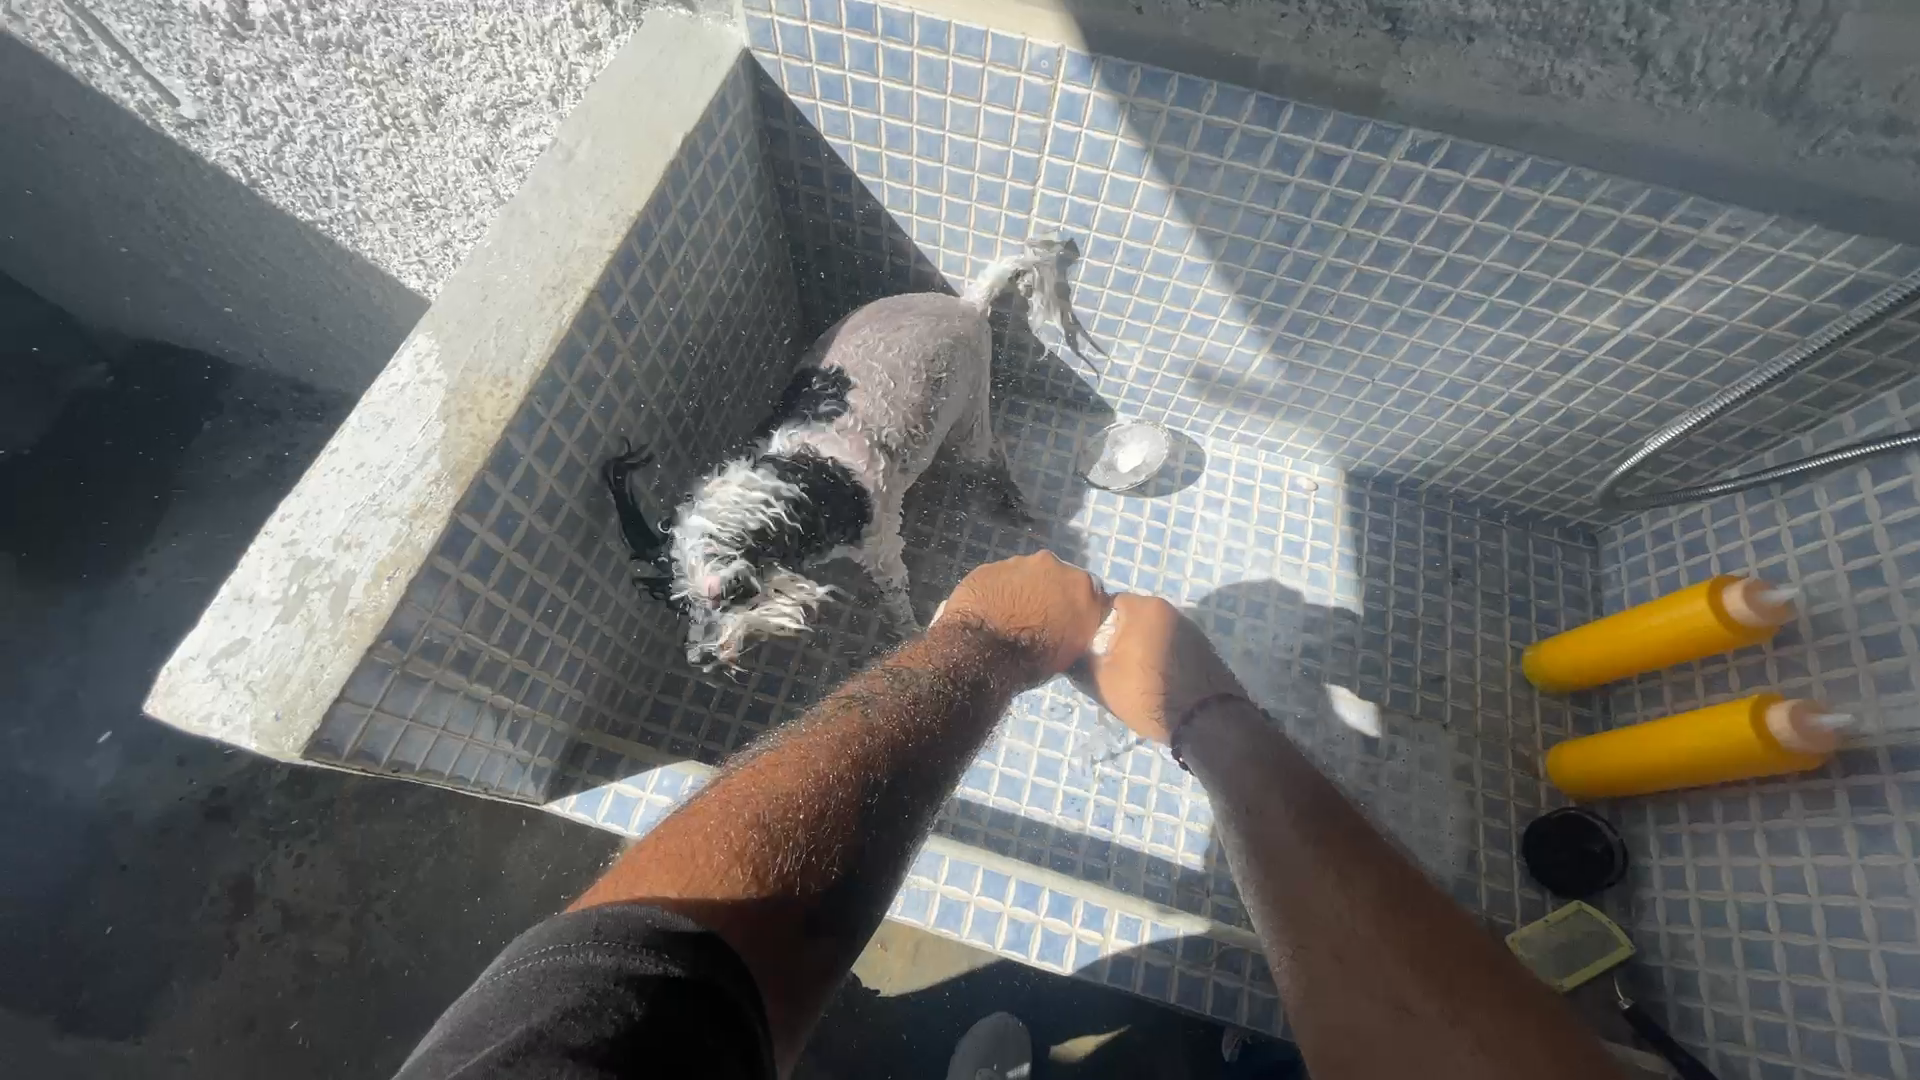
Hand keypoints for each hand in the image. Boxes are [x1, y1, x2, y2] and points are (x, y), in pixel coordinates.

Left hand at [932, 551, 1109, 679]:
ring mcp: (1018, 562)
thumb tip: (1078, 623)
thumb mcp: (1074, 649)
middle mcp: (1054, 565)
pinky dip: (997, 591)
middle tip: (1037, 617)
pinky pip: (998, 578)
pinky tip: (989, 610)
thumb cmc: (1036, 657)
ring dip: (1022, 590)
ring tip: (1009, 616)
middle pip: (1056, 577)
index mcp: (1082, 585)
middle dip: (1049, 593)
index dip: (1077, 606)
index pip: (1090, 592)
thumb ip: (1081, 625)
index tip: (1067, 620)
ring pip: (1025, 575)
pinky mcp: (989, 566)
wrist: (985, 650)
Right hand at [1070, 594, 1249, 742]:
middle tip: (1109, 664)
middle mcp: (1169, 609)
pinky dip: (1160, 655)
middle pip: (1131, 617)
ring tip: (1133, 675)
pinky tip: (1157, 678)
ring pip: (1152, 631)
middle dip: (1118, 636)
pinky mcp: (1203, 646)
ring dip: (1141, 646)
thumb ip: (1080, 658)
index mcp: (1143, 608)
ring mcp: (1190, 627)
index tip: (1090, 649)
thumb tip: (1068, 650)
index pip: (1106, 604)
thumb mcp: (1101, 680)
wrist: (1205, 722)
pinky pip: (1170, 643)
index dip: (1094, 626)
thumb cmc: (1147, 694)